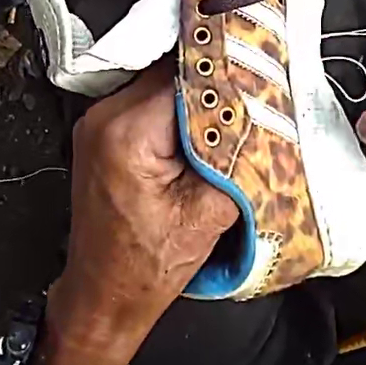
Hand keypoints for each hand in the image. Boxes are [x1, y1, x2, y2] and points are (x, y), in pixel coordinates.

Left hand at [41, 66, 238, 364]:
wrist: (105, 293)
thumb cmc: (145, 267)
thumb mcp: (209, 212)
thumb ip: (238, 155)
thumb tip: (264, 114)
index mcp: (128, 133)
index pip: (189, 73)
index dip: (231, 71)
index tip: (264, 70)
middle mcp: (105, 117)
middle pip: (174, 71)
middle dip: (218, 80)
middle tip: (257, 90)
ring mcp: (101, 122)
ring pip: (164, 83)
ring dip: (200, 94)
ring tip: (234, 114)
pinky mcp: (107, 132)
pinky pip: (151, 103)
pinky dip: (181, 109)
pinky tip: (206, 127)